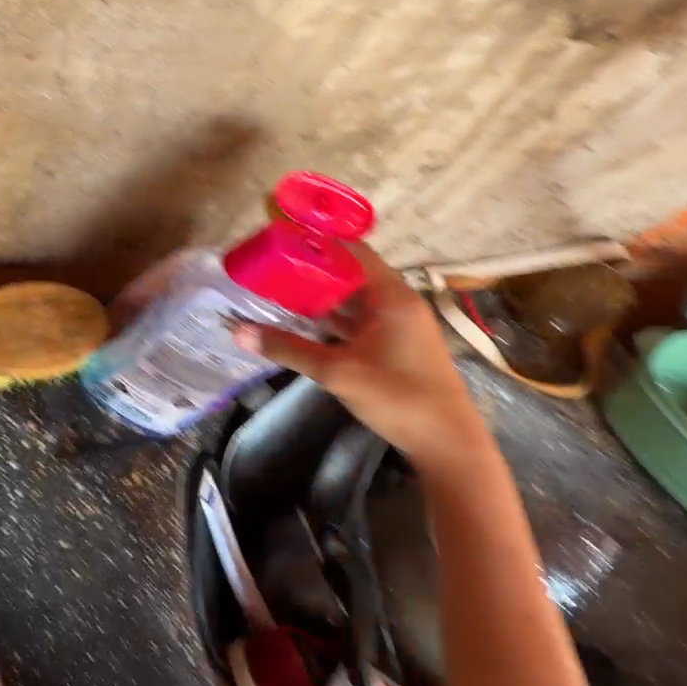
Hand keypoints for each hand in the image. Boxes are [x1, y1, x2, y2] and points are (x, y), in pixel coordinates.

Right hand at [245, 241, 489, 466]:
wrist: (449, 446)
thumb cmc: (399, 398)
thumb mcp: (337, 372)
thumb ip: (287, 348)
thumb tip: (237, 331)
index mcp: (392, 297)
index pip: (352, 252)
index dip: (318, 242)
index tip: (281, 239)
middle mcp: (397, 303)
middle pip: (349, 273)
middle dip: (310, 269)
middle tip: (269, 266)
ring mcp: (397, 326)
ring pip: (351, 298)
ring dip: (318, 295)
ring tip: (276, 289)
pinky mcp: (394, 346)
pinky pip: (356, 319)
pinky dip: (330, 317)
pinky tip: (300, 321)